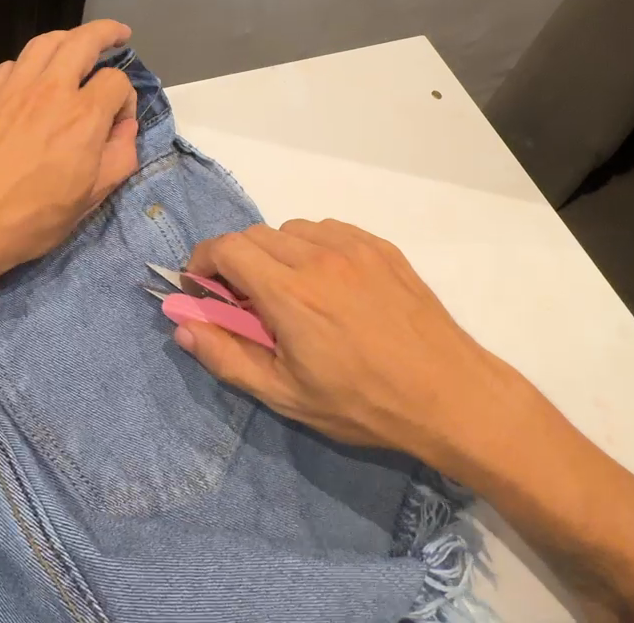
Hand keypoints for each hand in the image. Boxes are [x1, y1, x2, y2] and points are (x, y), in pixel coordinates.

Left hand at [0, 20, 139, 276]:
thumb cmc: (31, 219)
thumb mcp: (90, 199)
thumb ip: (119, 157)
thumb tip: (124, 128)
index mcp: (83, 117)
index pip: (116, 82)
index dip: (127, 98)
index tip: (120, 122)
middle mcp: (51, 90)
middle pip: (83, 40)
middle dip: (107, 33)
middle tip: (119, 34)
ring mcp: (14, 88)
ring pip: (45, 41)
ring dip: (68, 37)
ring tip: (77, 44)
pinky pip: (14, 63)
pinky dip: (32, 61)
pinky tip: (35, 76)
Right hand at [176, 220, 545, 480]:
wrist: (451, 395)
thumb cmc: (363, 402)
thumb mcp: (286, 395)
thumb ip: (227, 357)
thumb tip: (183, 325)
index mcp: (289, 292)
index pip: (226, 249)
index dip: (202, 262)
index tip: (201, 288)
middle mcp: (317, 256)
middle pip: (253, 235)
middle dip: (235, 261)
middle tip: (245, 302)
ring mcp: (353, 246)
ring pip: (290, 230)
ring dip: (275, 253)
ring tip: (290, 293)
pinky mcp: (380, 246)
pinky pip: (328, 230)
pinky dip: (312, 247)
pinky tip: (327, 283)